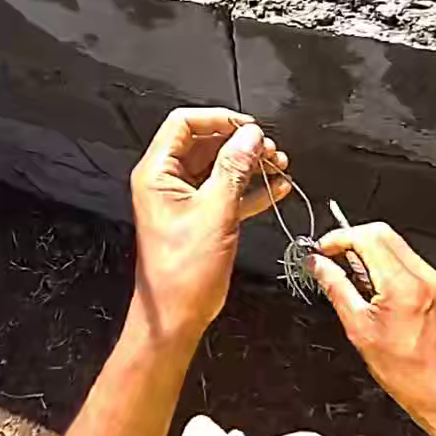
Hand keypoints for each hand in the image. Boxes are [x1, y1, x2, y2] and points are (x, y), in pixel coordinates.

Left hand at [129, 108, 288, 343]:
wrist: (176, 316)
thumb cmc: (181, 272)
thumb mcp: (214, 212)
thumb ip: (234, 169)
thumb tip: (250, 136)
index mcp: (157, 173)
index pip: (184, 124)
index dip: (218, 119)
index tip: (249, 126)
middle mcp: (167, 182)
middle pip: (205, 143)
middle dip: (240, 142)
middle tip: (269, 148)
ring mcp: (184, 199)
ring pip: (219, 167)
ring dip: (249, 164)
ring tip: (277, 165)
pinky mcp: (200, 217)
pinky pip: (226, 191)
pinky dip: (249, 188)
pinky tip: (275, 187)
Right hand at [310, 223, 435, 429]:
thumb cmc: (408, 373)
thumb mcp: (359, 330)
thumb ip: (336, 288)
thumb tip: (318, 265)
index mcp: (402, 286)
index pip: (366, 237)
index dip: (338, 238)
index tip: (322, 250)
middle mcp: (423, 276)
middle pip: (381, 231)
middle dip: (351, 238)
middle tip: (332, 257)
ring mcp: (433, 280)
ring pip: (394, 242)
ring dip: (367, 249)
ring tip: (350, 274)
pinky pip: (405, 258)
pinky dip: (383, 261)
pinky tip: (371, 284)